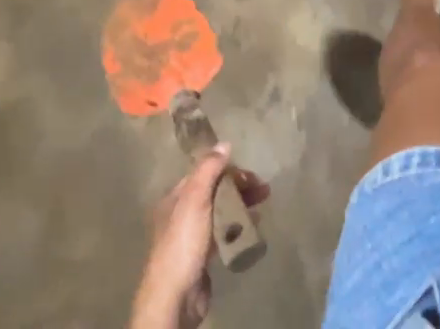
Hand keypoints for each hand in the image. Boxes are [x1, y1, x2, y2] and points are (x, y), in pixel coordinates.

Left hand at [131, 144, 267, 328]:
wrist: (175, 296)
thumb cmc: (183, 244)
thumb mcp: (195, 201)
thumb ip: (208, 170)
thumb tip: (224, 143)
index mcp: (176, 198)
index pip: (206, 173)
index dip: (230, 170)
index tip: (253, 176)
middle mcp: (181, 214)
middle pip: (215, 191)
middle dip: (240, 188)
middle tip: (264, 192)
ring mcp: (191, 235)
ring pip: (220, 211)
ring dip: (241, 206)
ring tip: (261, 209)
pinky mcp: (202, 254)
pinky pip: (223, 231)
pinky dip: (237, 226)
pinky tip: (251, 229)